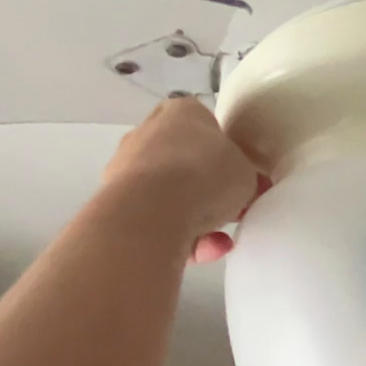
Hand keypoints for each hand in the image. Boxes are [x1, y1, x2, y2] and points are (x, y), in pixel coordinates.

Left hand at [102, 98, 261, 263]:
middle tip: (230, 212)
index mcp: (180, 112)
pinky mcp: (115, 205)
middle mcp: (146, 133)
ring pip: (169, 198)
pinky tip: (200, 253)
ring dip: (196, 222)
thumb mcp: (247, 174)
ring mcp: (126, 169)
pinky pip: (155, 221)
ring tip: (218, 243)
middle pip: (184, 164)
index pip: (205, 125)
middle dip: (207, 192)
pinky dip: (177, 237)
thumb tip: (251, 188)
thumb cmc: (206, 175)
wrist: (152, 210)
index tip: (239, 179)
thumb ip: (248, 177)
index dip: (225, 154)